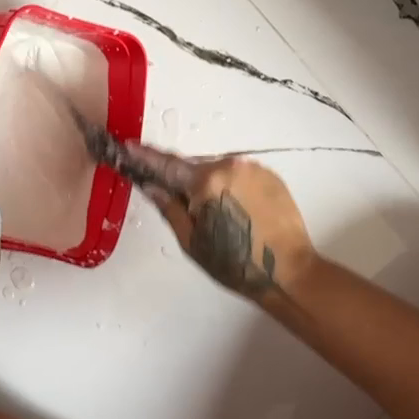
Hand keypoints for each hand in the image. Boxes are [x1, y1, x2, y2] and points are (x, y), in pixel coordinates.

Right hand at [148, 154, 319, 301]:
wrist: (290, 272)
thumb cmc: (236, 264)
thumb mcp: (192, 242)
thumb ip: (169, 208)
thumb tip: (151, 185)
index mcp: (207, 181)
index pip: (168, 164)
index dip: (145, 157)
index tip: (127, 146)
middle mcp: (229, 165)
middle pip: (194, 167)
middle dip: (182, 179)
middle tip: (175, 199)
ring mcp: (252, 167)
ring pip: (217, 169)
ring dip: (208, 183)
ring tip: (213, 213)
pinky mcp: (269, 174)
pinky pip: (238, 174)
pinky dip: (229, 185)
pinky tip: (235, 210)